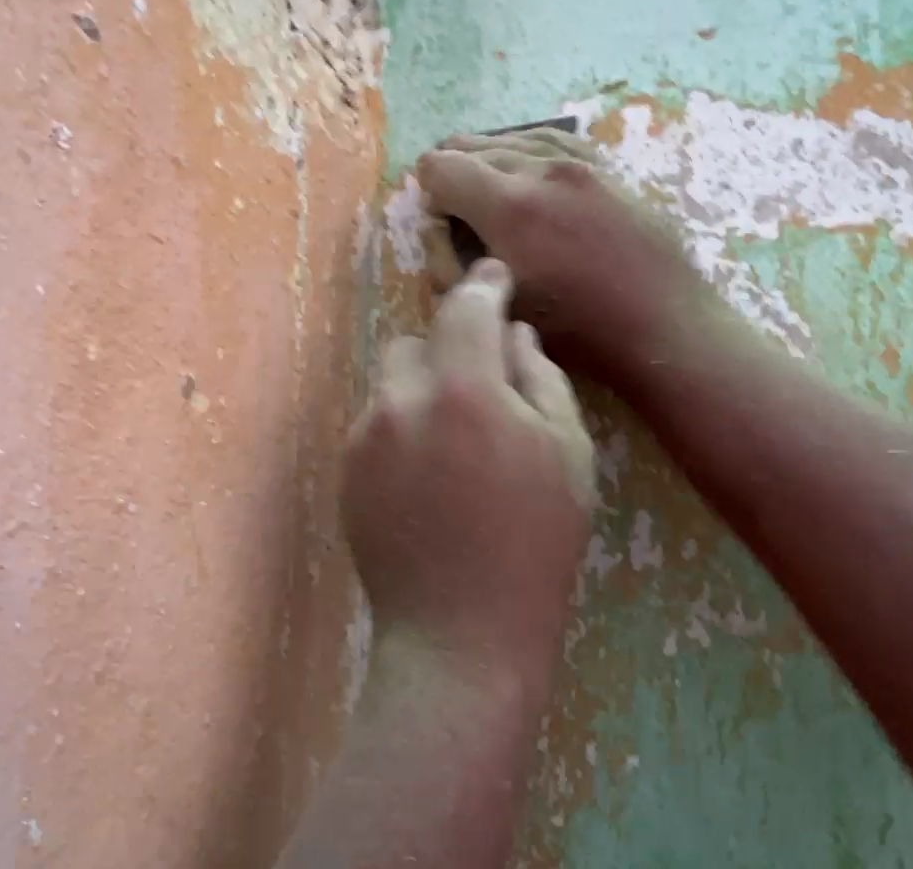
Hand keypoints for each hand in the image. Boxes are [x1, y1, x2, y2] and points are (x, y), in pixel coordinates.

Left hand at [342, 260, 596, 683]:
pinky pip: (375, 423)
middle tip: (485, 389)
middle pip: (418, 340)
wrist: (460, 634)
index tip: (496, 278)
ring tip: (456, 441)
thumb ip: (540, 378)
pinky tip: (429, 477)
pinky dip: (401, 427)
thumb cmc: (534, 546)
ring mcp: (364, 437)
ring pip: (391, 381)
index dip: (484, 286)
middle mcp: (400, 401)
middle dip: (450, 348)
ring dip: (423, 388)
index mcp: (462, 390)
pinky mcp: (345, 471)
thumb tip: (514, 333)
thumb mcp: (568, 456)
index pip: (466, 308)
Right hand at [418, 128, 711, 378]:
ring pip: (513, 139)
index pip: (441, 167)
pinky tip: (523, 164)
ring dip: (489, 159)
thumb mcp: (497, 307)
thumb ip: (449, 264)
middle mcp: (543, 169)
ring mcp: (581, 163)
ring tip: (482, 183)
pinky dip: (527, 149)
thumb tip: (434, 226)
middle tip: (456, 208)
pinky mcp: (607, 168)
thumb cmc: (575, 330)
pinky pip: (554, 140)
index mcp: (510, 206)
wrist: (662, 326)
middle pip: (473, 147)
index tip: (439, 220)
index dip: (428, 192)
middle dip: (455, 174)